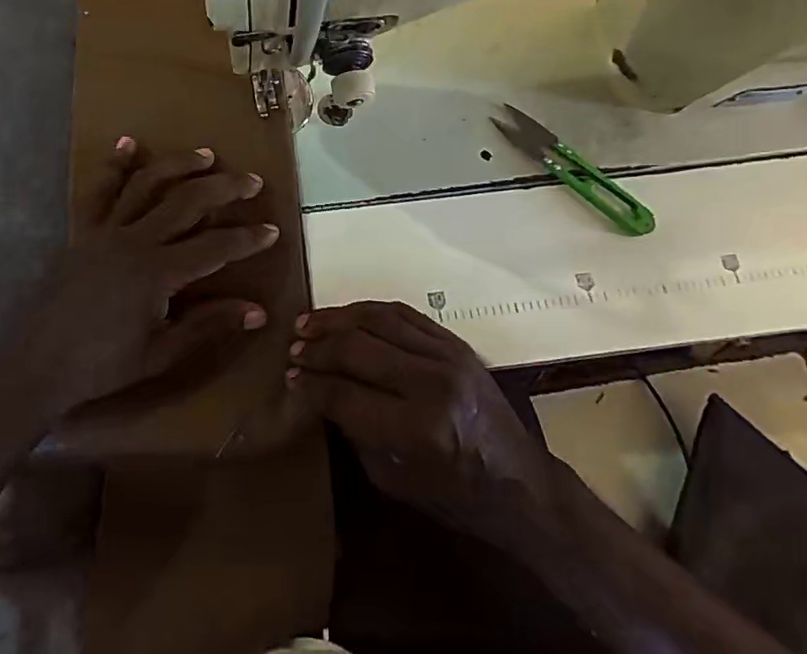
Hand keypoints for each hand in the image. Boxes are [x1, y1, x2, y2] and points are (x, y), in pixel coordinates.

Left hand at [23, 138, 280, 409]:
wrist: (37, 367)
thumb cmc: (103, 365)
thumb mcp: (162, 352)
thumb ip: (209, 325)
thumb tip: (258, 312)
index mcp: (157, 272)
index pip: (215, 246)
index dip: (247, 237)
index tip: (272, 230)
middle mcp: (134, 241)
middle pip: (187, 202)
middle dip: (224, 189)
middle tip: (252, 180)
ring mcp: (105, 232)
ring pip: (147, 185)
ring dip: (179, 166)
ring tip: (206, 155)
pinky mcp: (82, 232)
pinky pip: (100, 192)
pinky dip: (115, 166)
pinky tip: (128, 144)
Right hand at [286, 302, 555, 540]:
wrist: (517, 480)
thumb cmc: (453, 494)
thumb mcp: (392, 478)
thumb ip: (355, 431)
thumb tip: (321, 391)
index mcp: (415, 429)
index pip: (345, 394)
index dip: (311, 384)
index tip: (289, 377)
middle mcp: (430, 384)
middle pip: (358, 349)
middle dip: (319, 347)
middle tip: (293, 347)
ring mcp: (447, 357)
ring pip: (380, 321)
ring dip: (340, 318)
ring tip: (310, 322)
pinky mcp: (457, 343)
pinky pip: (406, 314)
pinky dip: (372, 311)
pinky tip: (350, 315)